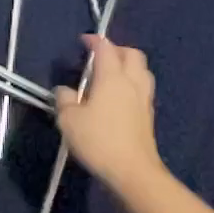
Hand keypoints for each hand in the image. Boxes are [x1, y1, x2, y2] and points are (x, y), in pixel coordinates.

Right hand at [55, 34, 166, 189]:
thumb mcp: (69, 120)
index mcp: (112, 78)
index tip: (84, 41)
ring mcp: (144, 99)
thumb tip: (65, 91)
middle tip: (101, 56)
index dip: (95, 41)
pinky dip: (132, 84)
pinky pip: (143, 88)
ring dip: (128, 66)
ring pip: (142, 71)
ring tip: (112, 74)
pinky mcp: (148, 116)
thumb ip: (65, 100)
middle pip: (132, 54)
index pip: (106, 49)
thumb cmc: (98, 140)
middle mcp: (132, 83)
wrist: (133, 171)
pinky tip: (119, 96)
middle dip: (117, 49)